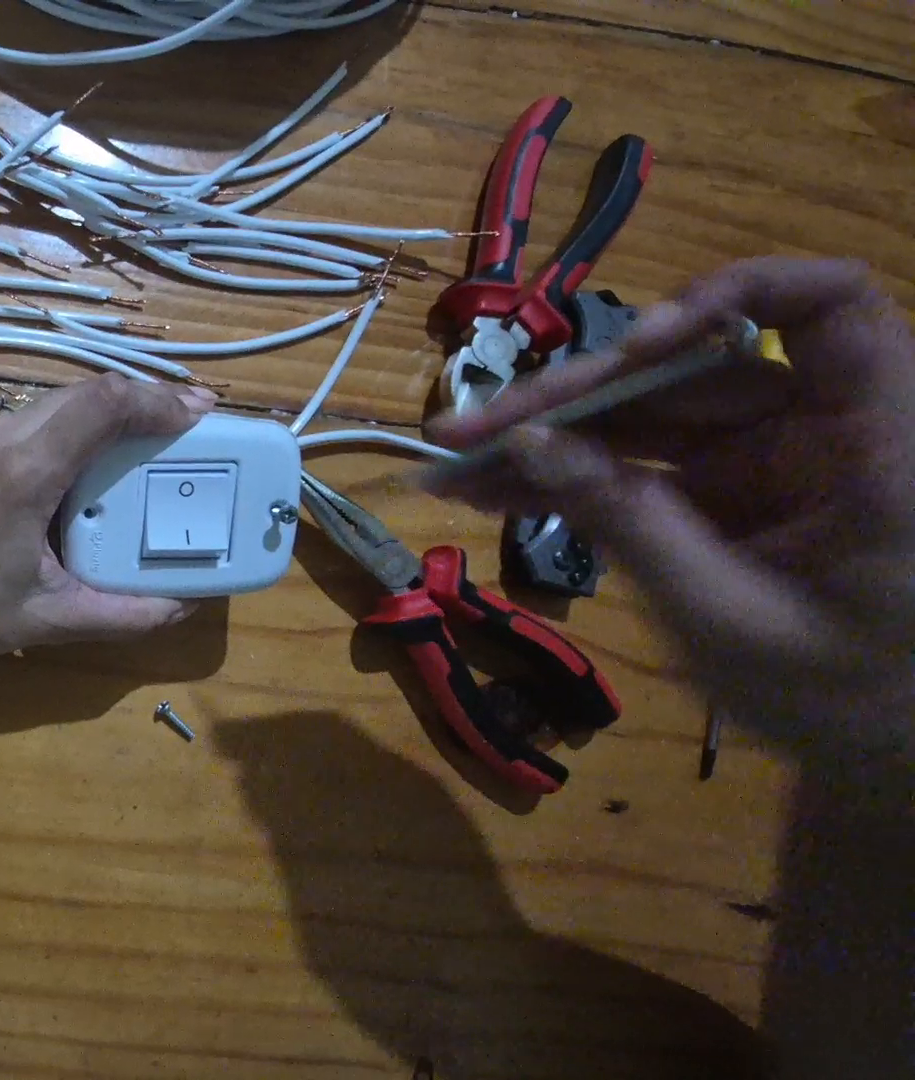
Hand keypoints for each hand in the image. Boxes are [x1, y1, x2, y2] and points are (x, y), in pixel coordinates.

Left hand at [0, 373, 214, 667]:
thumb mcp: (52, 619)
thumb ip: (126, 614)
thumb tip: (183, 604)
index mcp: (22, 471)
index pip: (101, 403)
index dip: (156, 398)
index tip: (198, 413)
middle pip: (81, 394)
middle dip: (138, 403)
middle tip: (183, 429)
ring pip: (52, 403)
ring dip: (101, 416)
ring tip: (139, 445)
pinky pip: (24, 421)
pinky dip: (65, 430)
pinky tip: (80, 464)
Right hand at [426, 258, 914, 761]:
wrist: (886, 750)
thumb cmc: (845, 696)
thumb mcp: (724, 613)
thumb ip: (627, 520)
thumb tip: (526, 443)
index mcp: (878, 444)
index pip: (826, 309)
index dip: (728, 299)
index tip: (628, 350)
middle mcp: (814, 428)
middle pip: (680, 374)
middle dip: (567, 401)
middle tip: (463, 433)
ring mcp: (756, 459)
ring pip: (633, 418)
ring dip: (538, 439)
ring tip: (451, 466)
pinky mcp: (710, 490)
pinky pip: (622, 465)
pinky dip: (554, 477)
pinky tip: (484, 489)